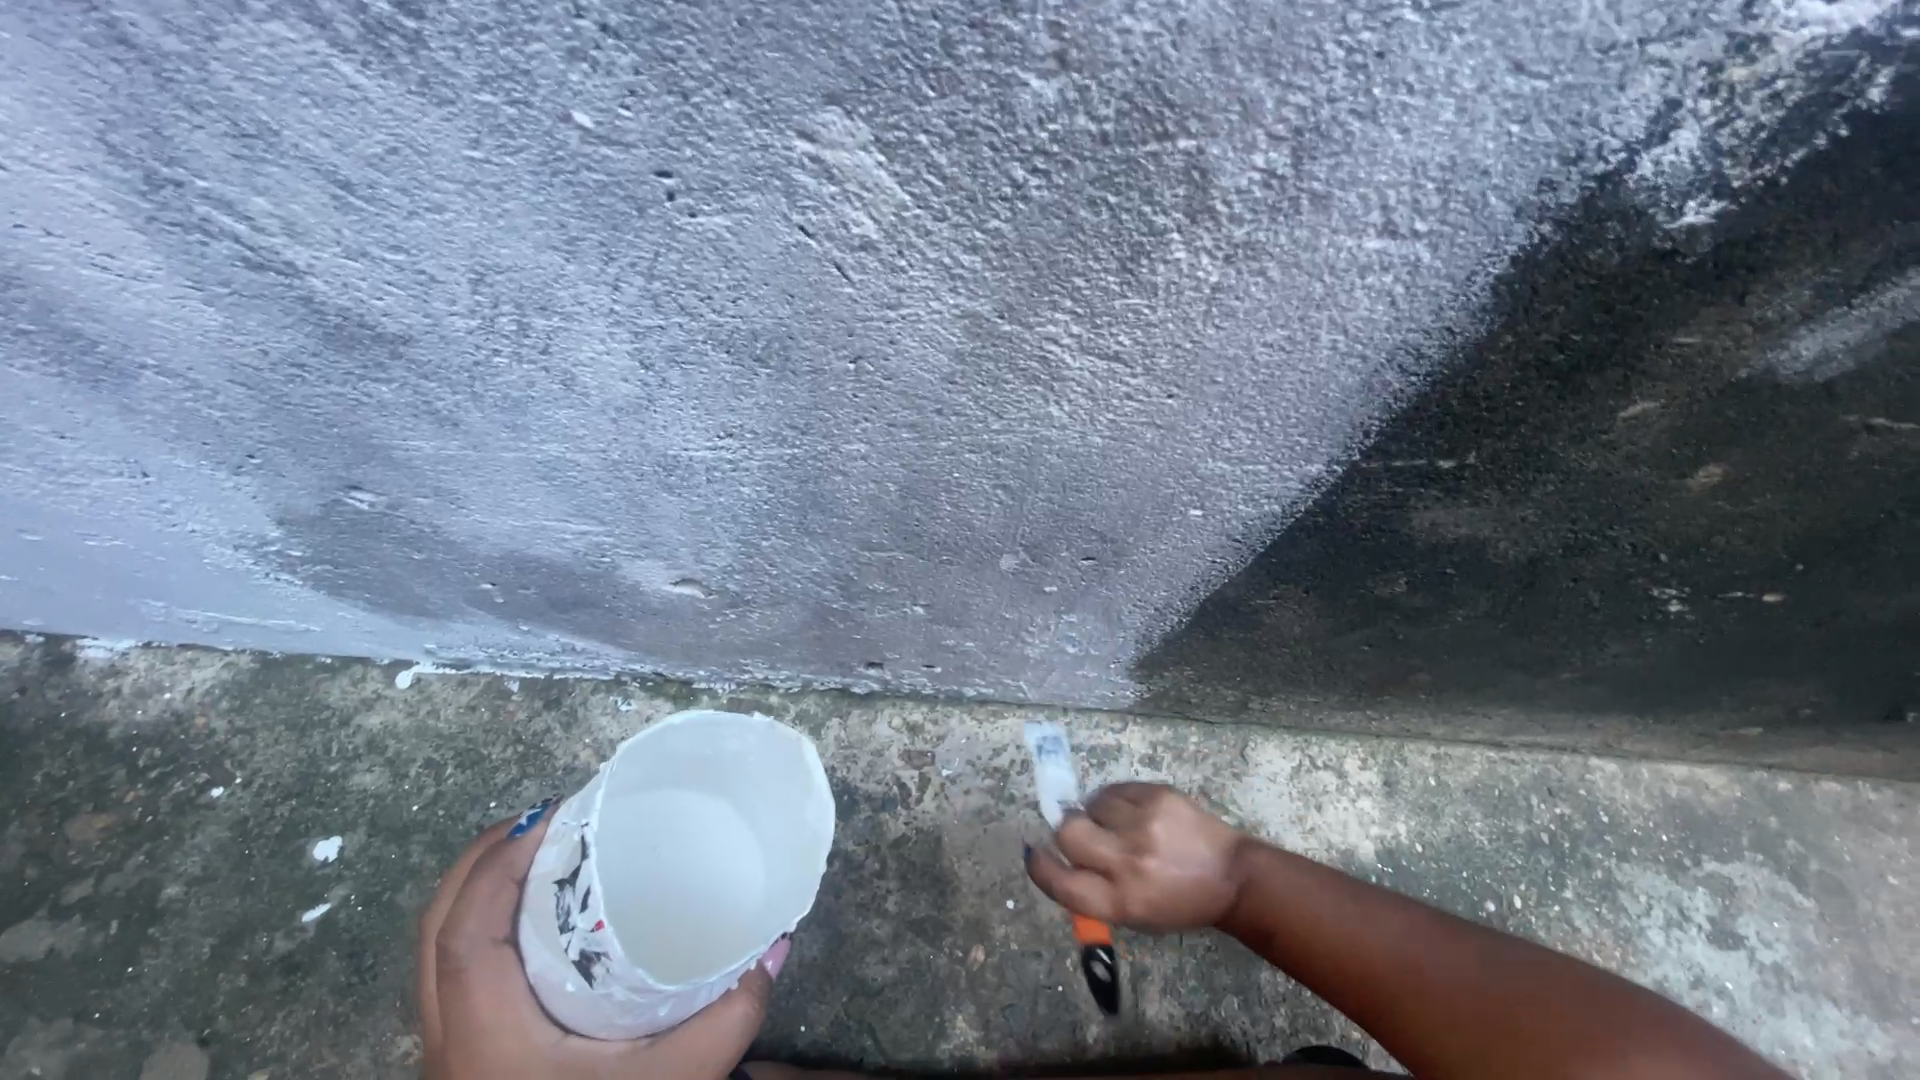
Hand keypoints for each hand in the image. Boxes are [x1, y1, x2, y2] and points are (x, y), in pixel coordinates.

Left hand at [418, 810, 783, 1078]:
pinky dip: (478, 919)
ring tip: (541, 851)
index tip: (554, 816)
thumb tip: (775, 945)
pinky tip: (531, 916)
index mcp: (485, 1034)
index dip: (497, 865)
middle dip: (484, 858)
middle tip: (550, 819)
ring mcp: (448, 1046)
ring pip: (434, 946)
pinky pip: (451, 966)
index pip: (465, 932)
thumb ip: (730, 1017)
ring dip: (476, 887)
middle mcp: (450, 1034)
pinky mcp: (461, 1053)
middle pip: (435, 925)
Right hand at [1025, 782, 1245, 932]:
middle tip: (1084, 834)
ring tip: (1121, 825)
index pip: (1062, 883)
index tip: (1034, 853)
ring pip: (1091, 805)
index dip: (1040, 867)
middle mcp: (1129, 863)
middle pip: (1068, 833)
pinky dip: (1116, 800)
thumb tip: (1054, 853)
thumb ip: (1093, 890)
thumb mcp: (1134, 914)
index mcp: (1121, 902)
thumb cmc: (1178, 901)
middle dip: (1068, 831)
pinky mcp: (1157, 796)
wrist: (1232, 876)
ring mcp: (1144, 825)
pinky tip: (1136, 813)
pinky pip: (1114, 789)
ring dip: (1097, 814)